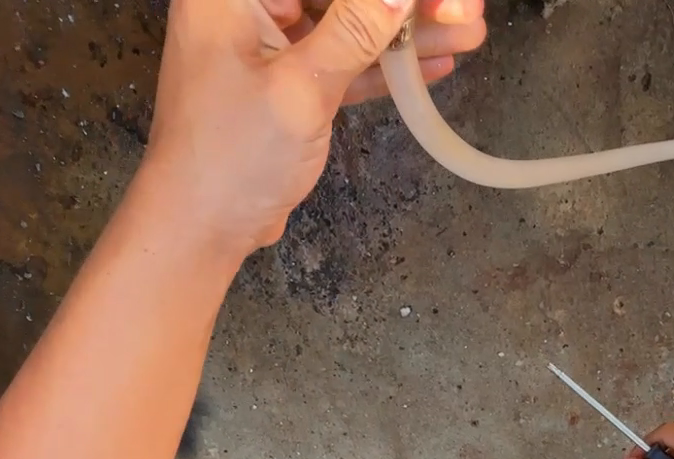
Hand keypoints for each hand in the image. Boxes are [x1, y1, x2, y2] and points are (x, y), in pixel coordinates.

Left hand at [135, 0, 485, 256]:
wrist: (206, 222)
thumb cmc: (234, 154)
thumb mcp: (299, 90)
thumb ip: (351, 33)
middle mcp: (250, 6)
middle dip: (402, 5)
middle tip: (464, 9)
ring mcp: (273, 46)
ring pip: (350, 28)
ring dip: (407, 35)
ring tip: (468, 32)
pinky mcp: (292, 85)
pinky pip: (346, 65)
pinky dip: (386, 68)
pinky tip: (434, 65)